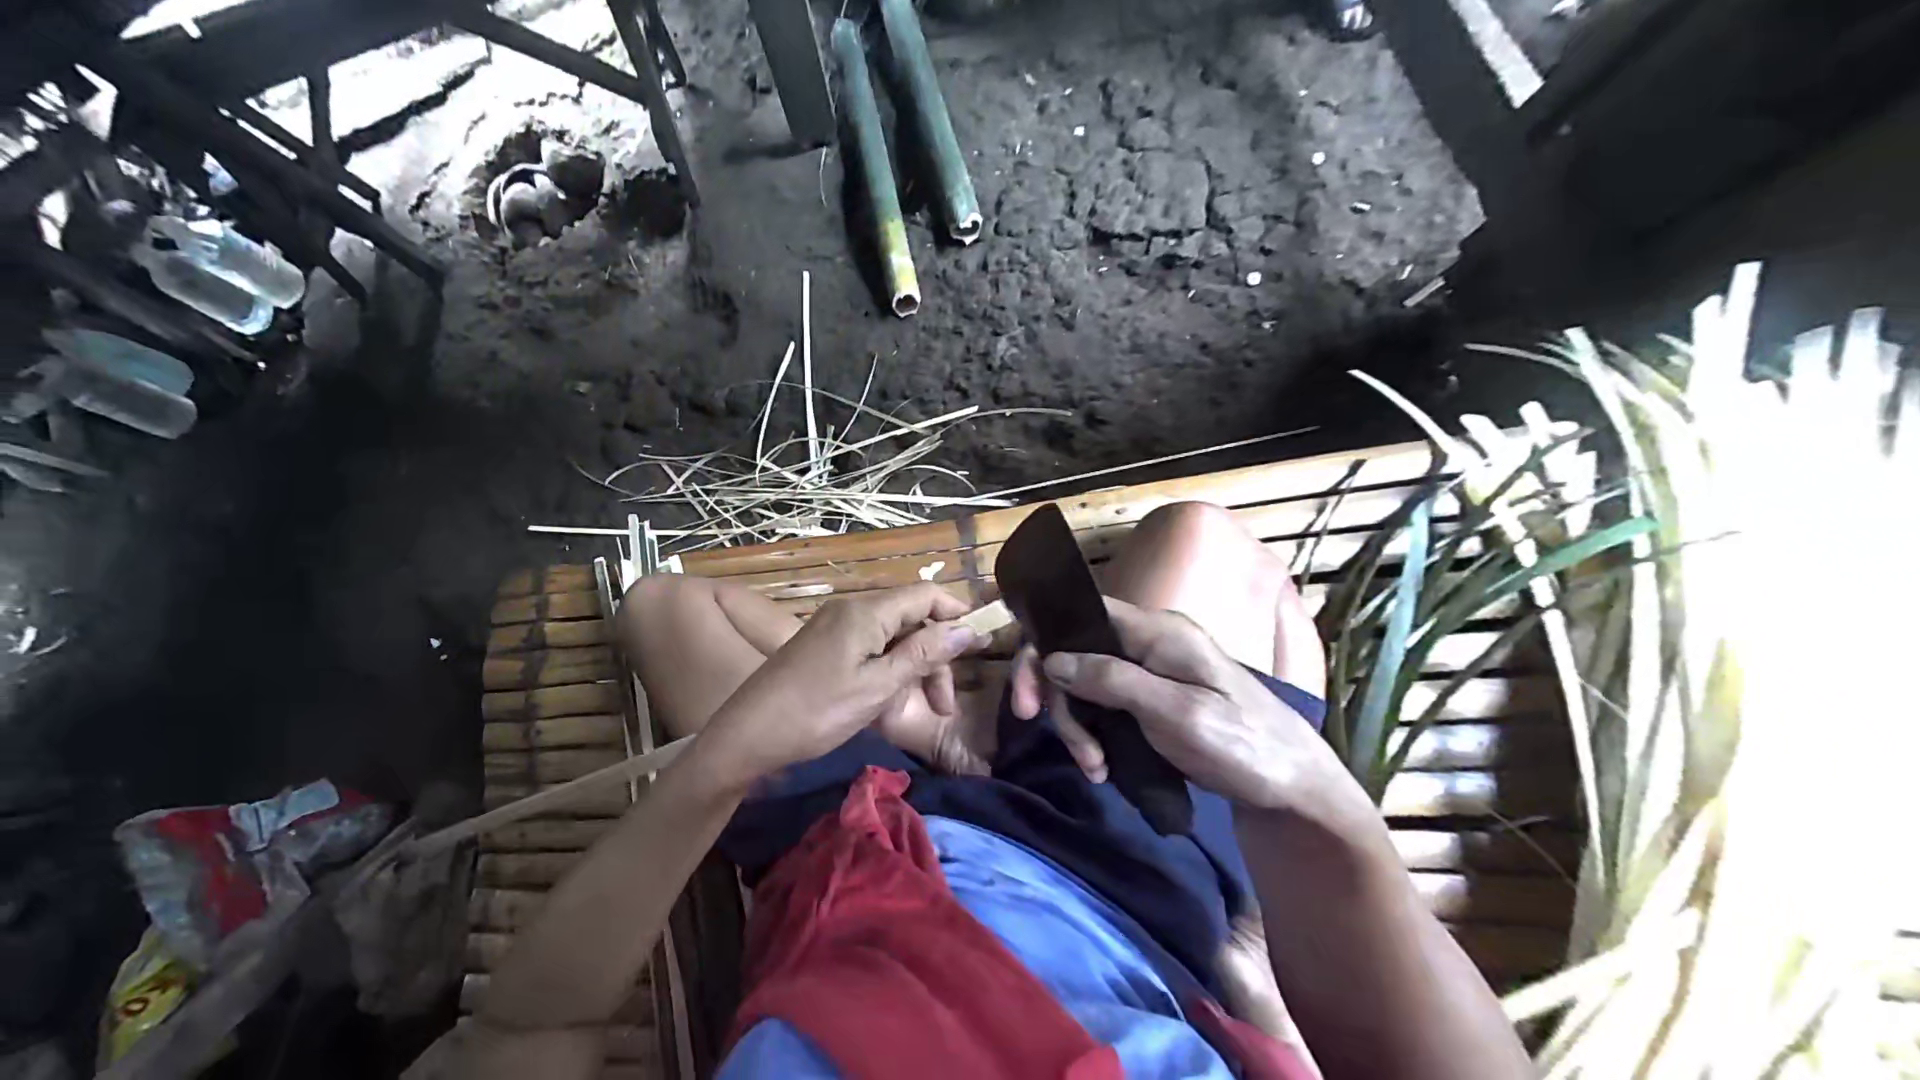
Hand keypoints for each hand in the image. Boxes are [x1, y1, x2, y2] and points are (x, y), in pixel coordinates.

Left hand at [701, 585, 989, 785]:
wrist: (746, 735)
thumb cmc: (816, 712)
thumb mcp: (878, 687)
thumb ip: (923, 655)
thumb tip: (967, 630)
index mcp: (866, 612)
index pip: (926, 595)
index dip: (958, 615)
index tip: (983, 646)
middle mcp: (852, 610)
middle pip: (911, 620)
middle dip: (935, 657)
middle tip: (944, 707)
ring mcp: (835, 628)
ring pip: (892, 638)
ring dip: (914, 670)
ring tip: (922, 713)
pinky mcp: (825, 647)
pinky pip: (870, 650)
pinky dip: (889, 672)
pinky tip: (890, 704)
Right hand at [1016, 597, 1368, 820]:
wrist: (1292, 789)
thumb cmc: (1244, 746)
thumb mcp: (1177, 714)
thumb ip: (1113, 680)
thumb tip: (1052, 658)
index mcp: (1158, 631)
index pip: (1081, 613)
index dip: (1044, 642)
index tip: (1026, 694)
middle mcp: (1149, 641)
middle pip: (1076, 650)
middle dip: (1056, 694)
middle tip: (1048, 736)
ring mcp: (1150, 670)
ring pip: (1085, 681)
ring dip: (1077, 723)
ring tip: (1094, 768)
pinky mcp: (1151, 698)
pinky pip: (1104, 704)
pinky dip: (1094, 732)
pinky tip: (1102, 766)